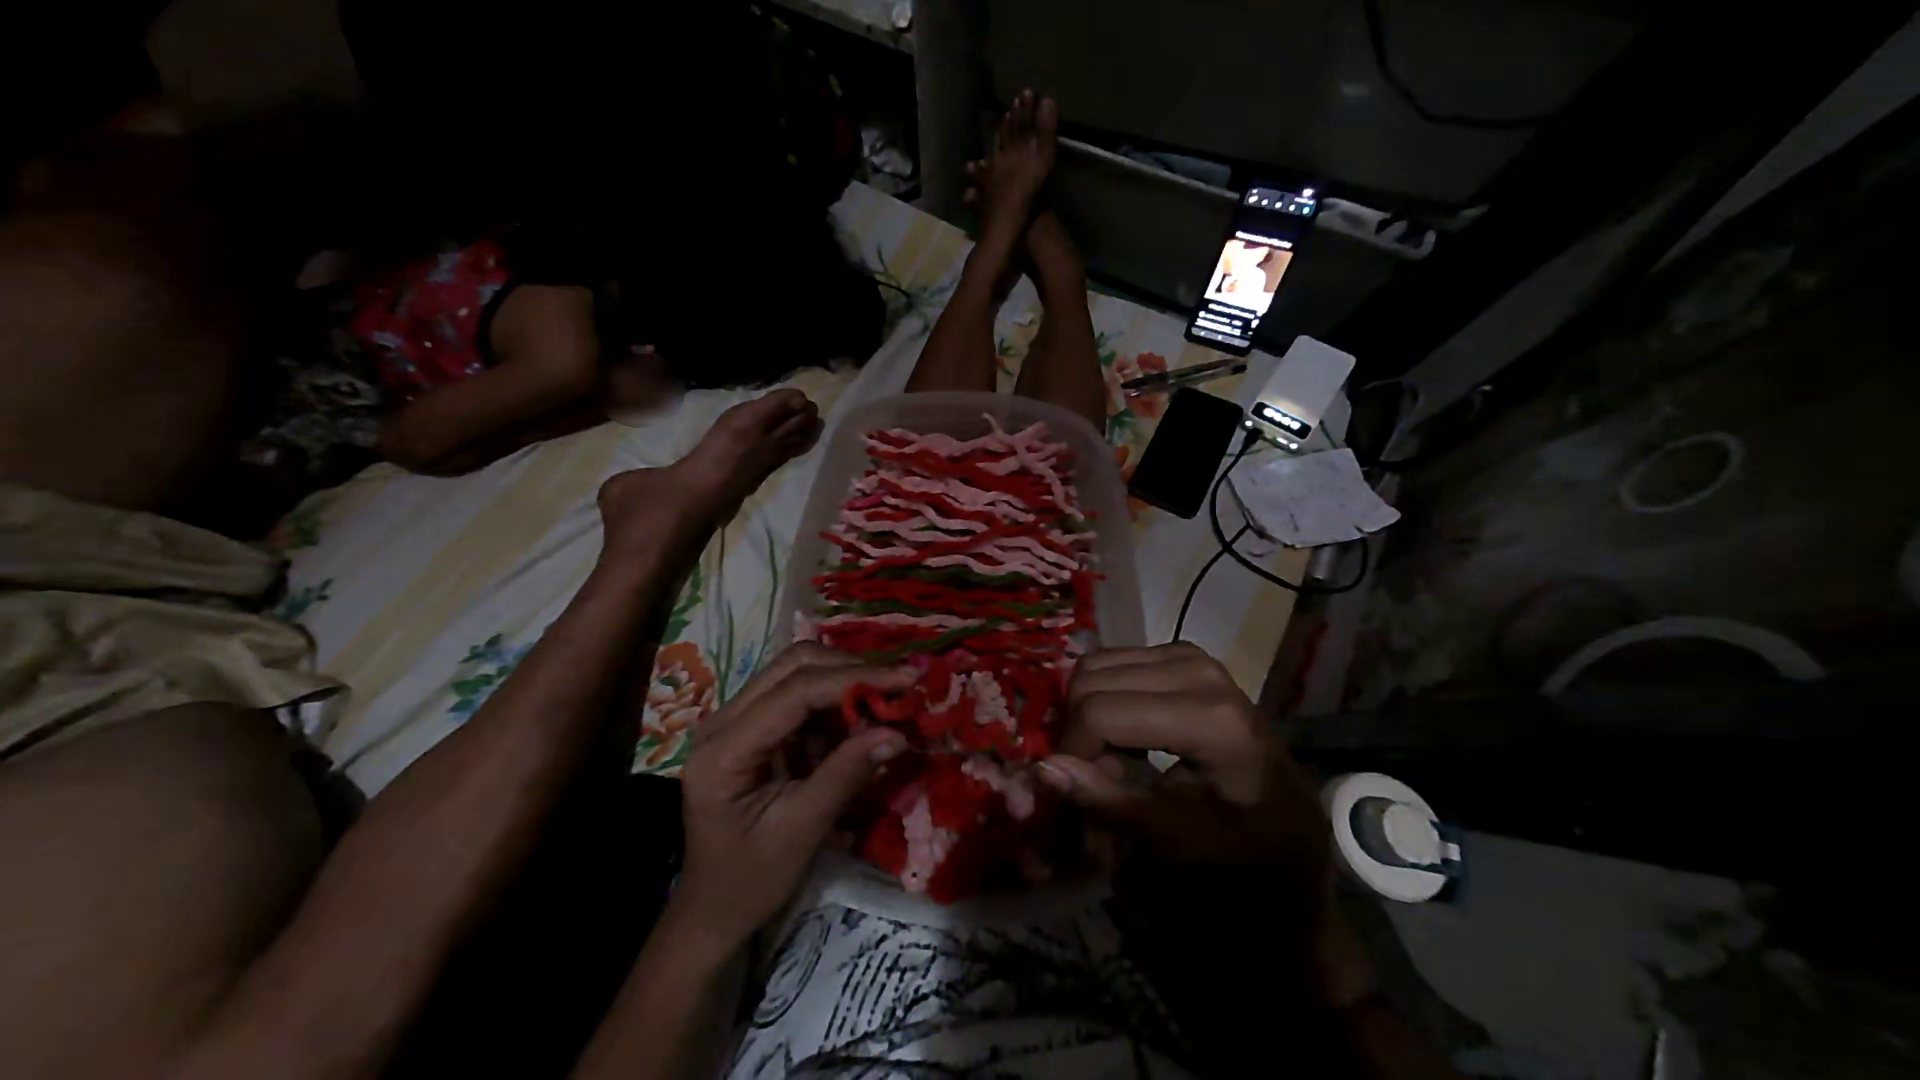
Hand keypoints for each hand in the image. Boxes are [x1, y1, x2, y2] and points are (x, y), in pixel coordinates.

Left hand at [674, 644, 910, 945]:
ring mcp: (733, 719)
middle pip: (793, 665)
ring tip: (888, 701)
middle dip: (853, 669)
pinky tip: (861, 719)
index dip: (854, 679)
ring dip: (846, 680)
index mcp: (724, 749)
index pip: (795, 692)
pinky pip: (797, 694)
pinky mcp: (751, 725)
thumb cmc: (751, 879)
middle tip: (904, 685)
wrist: (714, 907)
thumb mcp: (802, 831)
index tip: (908, 681)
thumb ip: (846, 774)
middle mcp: (722, 720)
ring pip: (796, 671)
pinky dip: (834, 700)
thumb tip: (898, 733)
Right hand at [1043, 643, 1330, 886]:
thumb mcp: (1179, 840)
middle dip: (1079, 734)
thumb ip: (1109, 802)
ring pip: (1094, 667)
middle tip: (1097, 781)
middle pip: (1091, 683)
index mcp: (1209, 716)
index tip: (1077, 796)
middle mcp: (1198, 669)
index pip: (1101, 713)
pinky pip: (1113, 663)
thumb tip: (1041, 769)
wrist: (1291, 824)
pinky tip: (1124, 738)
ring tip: (1110, 762)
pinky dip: (1103, 699)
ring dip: (1087, 716)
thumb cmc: (1245, 847)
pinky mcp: (1183, 654)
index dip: (1073, 752)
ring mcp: (1191, 655)